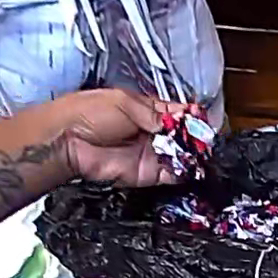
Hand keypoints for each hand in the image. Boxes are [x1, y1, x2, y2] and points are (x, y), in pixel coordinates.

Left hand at [43, 89, 192, 186]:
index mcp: (146, 110)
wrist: (70, 142)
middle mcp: (153, 133)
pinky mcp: (153, 173)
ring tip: (203, 152)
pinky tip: (194, 166)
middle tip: (206, 138)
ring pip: (183, 156)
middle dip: (196, 137)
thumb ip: (155, 115)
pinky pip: (176, 174)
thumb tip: (180, 124)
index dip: (191, 116)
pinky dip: (187, 172)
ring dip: (194, 155)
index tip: (204, 119)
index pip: (176, 113)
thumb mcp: (123, 103)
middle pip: (184, 136)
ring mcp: (155, 154)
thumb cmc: (89, 114)